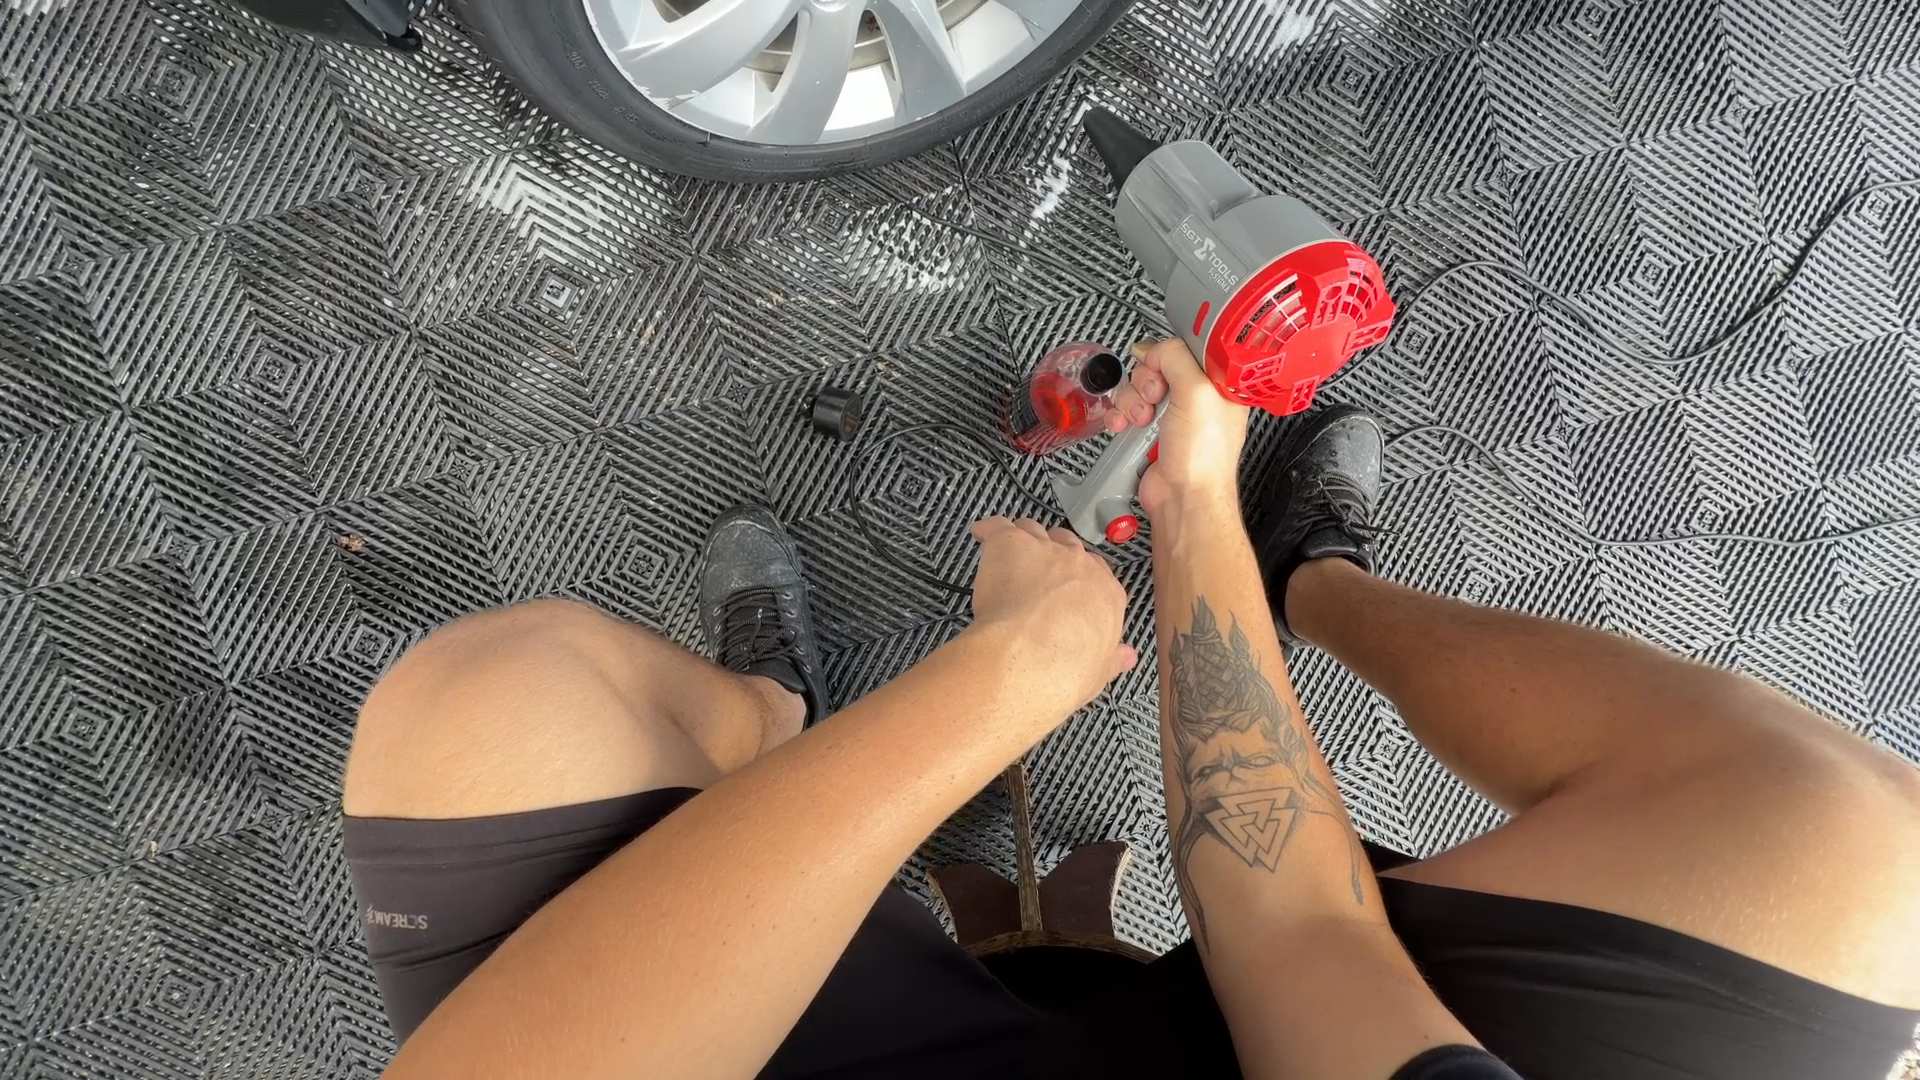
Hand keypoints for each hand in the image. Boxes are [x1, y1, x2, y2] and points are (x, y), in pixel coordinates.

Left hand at [967, 518, 1136, 721]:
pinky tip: (981, 534)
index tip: (1068, 586)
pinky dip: (988, 529)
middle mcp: (1078, 564)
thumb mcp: (1101, 670)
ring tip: (1009, 555)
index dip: (1079, 577)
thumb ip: (1113, 657)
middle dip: (1053, 553)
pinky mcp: (1011, 544)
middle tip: (1037, 569)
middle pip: (1066, 545)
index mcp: (1105, 593)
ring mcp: (1045, 550)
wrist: (1034, 654)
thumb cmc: (1065, 667)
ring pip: (1033, 531)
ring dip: (1023, 540)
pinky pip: (998, 527)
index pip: (1097, 572)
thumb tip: (1125, 657)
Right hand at [1105, 339, 1249, 517]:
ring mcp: (1171, 414)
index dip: (1168, 355)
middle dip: (1146, 381)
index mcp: (1217, 383)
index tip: (1164, 368)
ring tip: (1142, 418)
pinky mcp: (1150, 430)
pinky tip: (1125, 424)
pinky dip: (1119, 414)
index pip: (1186, 348)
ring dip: (1131, 399)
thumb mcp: (1196, 392)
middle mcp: (1195, 397)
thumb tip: (1155, 350)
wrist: (1182, 497)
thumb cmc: (1202, 457)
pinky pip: (1126, 409)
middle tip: (1156, 397)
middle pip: (1156, 366)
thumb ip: (1175, 358)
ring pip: (1137, 387)